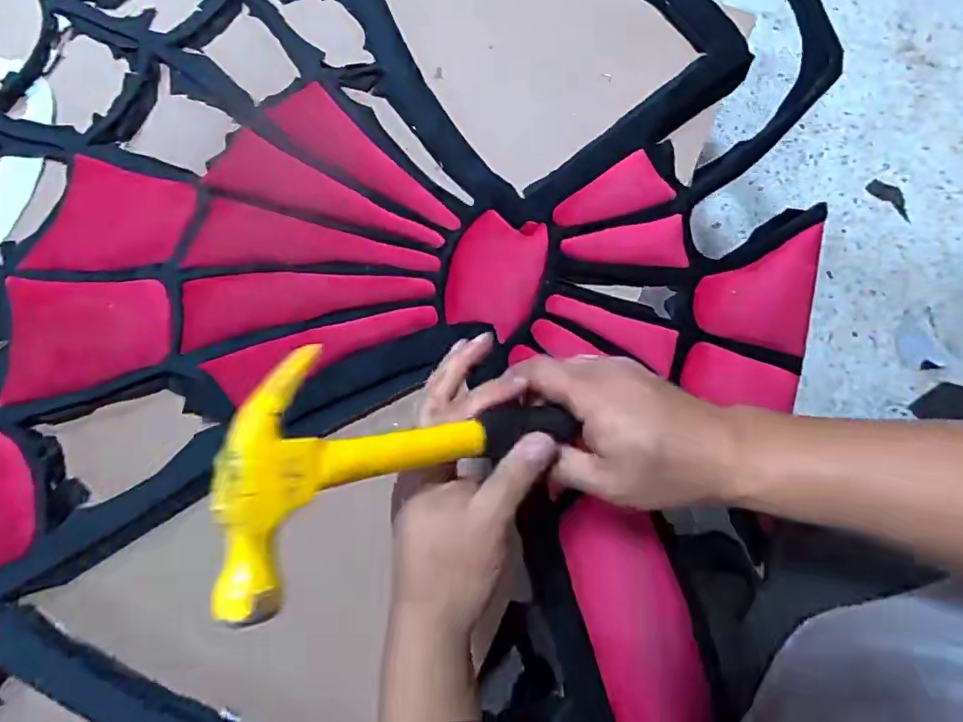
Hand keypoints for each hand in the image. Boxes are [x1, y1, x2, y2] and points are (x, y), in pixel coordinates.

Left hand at [389, 334, 557, 637]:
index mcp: (421, 462)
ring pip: (441, 417)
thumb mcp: (487, 524)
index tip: (518, 378)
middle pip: (435, 402)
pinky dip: (467, 414)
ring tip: (477, 355)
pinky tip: (483, 406)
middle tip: (482, 338)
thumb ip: (513, 476)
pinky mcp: (439, 486)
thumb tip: (545, 434)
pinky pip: (452, 437)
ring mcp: (426, 472)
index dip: (488, 395)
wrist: (431, 624)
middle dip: (457, 368)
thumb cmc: (452, 572)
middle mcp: (418, 458)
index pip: (455, 414)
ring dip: (458, 385)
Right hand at [510, 354, 735, 509]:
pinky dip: (571, 390)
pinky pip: (587, 373)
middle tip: (511, 426)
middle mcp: (598, 366)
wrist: (723, 449)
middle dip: (524, 392)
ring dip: (549, 391)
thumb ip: (559, 465)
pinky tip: (576, 421)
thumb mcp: (607, 481)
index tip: (487, 408)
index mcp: (588, 389)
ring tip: (541, 428)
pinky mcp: (631, 371)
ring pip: (567, 369)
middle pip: (547, 367)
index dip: (505, 385)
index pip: (532, 370)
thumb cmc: (664, 469)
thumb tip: (527, 455)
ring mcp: (617, 365)